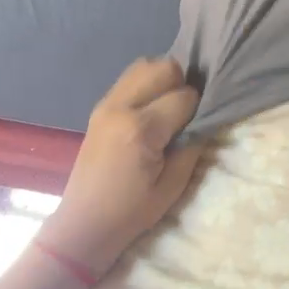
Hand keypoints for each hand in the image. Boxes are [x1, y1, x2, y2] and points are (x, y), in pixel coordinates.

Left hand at [40, 57, 203, 276]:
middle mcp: (121, 106)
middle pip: (164, 67)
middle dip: (181, 84)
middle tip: (183, 113)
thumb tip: (204, 120)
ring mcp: (106, 103)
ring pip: (144, 65)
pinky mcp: (99, 107)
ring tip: (166, 108)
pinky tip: (150, 111)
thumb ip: (192, 146)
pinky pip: (129, 79)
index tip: (196, 127)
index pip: (184, 96)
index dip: (198, 108)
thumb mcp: (173, 185)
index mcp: (141, 129)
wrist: (84, 223)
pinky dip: (145, 85)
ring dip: (162, 80)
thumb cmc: (131, 211)